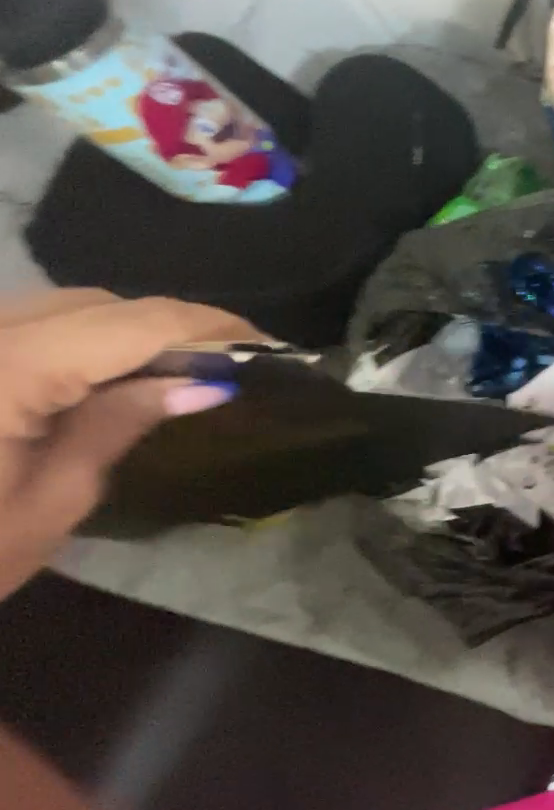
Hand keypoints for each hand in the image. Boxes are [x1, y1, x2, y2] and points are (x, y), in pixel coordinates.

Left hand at [0, 290, 259, 597]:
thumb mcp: (48, 505)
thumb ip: (117, 428)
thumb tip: (203, 384)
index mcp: (2, 375)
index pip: (132, 324)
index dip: (210, 328)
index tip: (271, 350)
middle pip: (92, 305)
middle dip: (171, 325)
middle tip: (231, 364)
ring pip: (53, 307)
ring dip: (124, 329)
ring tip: (176, 368)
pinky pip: (17, 326)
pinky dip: (74, 338)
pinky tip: (103, 375)